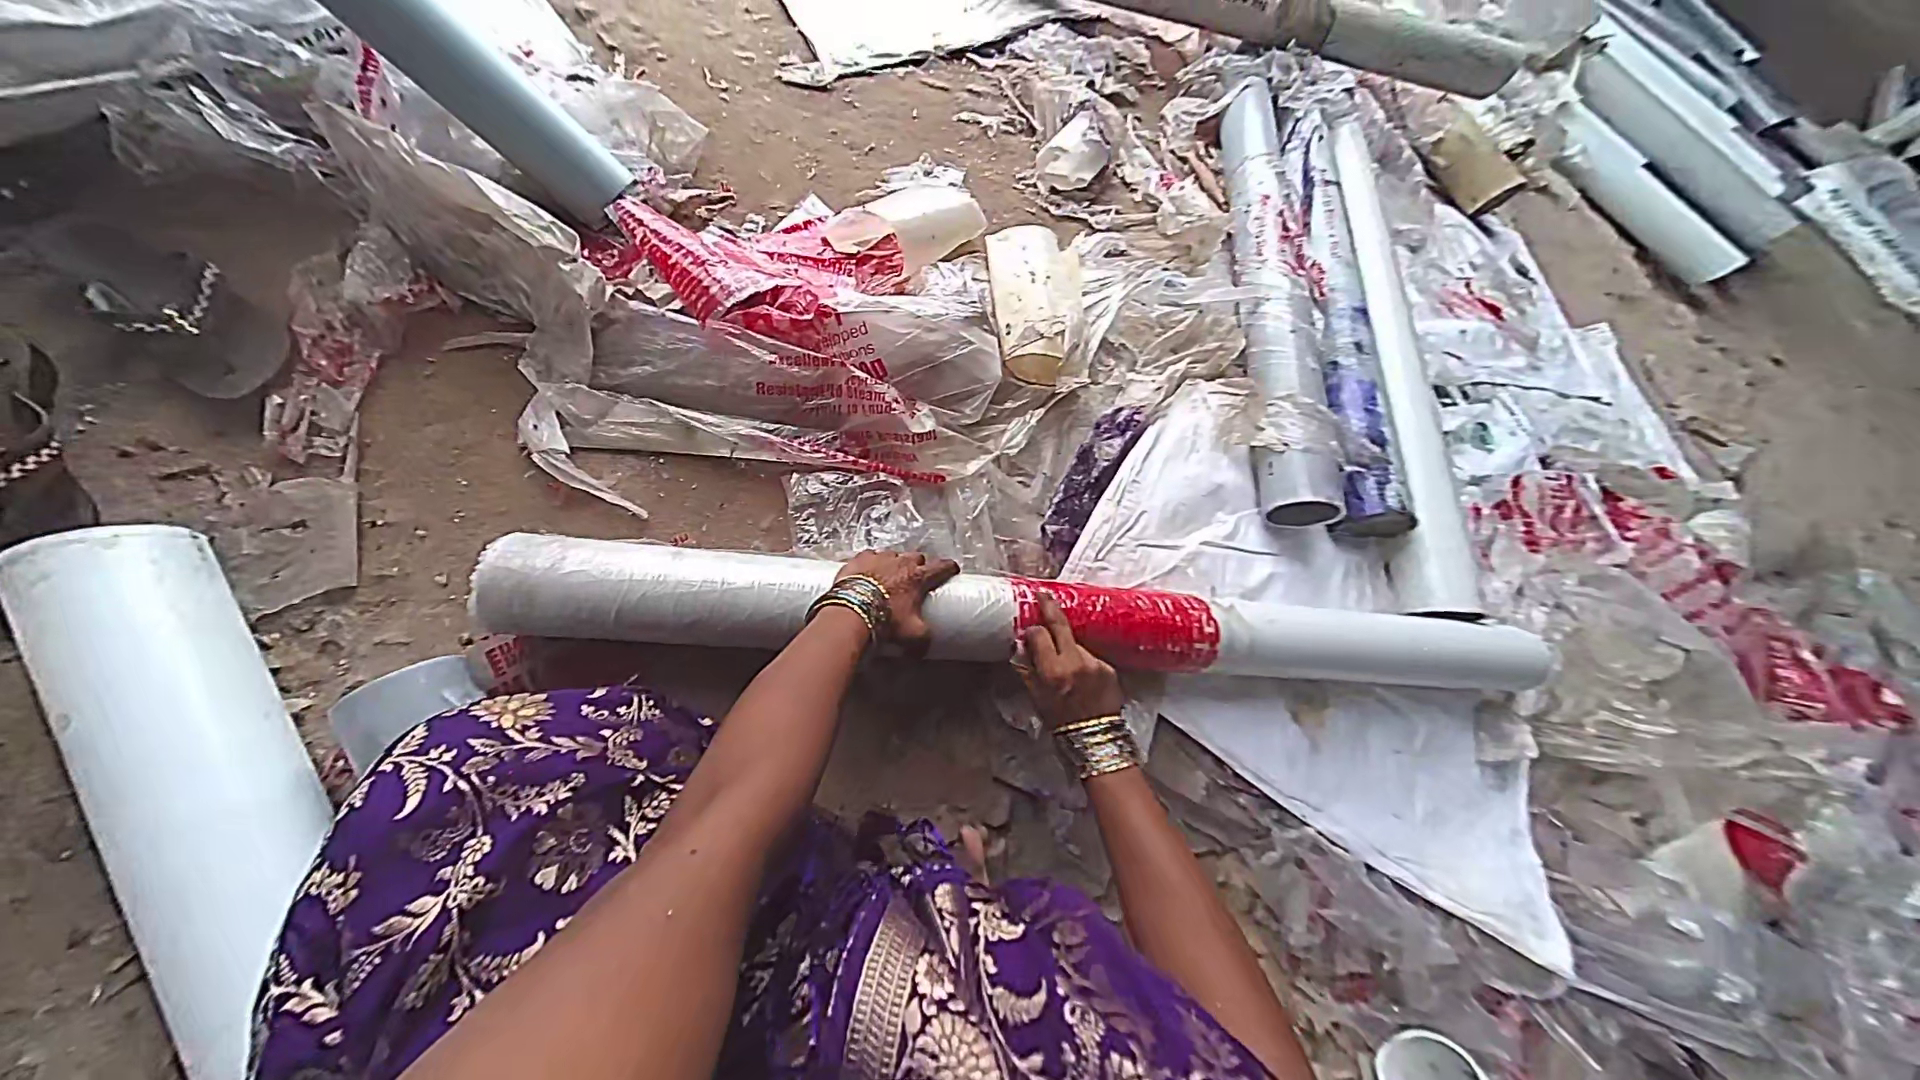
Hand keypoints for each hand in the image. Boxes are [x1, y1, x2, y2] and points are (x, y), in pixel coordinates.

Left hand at [837, 551, 960, 652]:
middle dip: (919, 565)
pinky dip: (872, 562)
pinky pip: (870, 555)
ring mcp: (880, 558)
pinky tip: (869, 570)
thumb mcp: (912, 635)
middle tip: (916, 577)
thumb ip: (923, 641)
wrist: (851, 612)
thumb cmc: (886, 621)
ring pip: (893, 555)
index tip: (951, 569)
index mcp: (919, 577)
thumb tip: (922, 652)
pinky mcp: (860, 558)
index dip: (948, 567)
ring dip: (895, 563)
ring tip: (890, 575)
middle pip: (917, 557)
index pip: (941, 566)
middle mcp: (902, 563)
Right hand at [1017, 595, 1124, 729]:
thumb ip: (1027, 669)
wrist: (1095, 738)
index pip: (1039, 635)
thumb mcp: (1036, 698)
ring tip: (1066, 669)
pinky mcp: (1109, 668)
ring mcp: (1095, 663)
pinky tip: (1082, 679)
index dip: (1032, 631)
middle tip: (1044, 595)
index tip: (1029, 631)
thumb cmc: (1061, 721)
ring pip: (1076, 644)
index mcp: (1053, 672)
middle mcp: (1075, 663)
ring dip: (1068, 649)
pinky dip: (1084, 662)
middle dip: (1050, 607)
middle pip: (1061, 625)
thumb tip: (1021, 646)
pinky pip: (1091, 657)